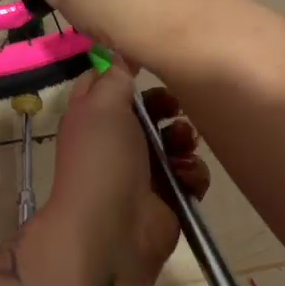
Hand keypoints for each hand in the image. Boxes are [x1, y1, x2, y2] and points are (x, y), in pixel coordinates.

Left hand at [31, 67, 208, 285]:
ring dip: (184, 138)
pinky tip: (186, 177)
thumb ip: (115, 76)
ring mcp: (142, 167)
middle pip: (148, 108)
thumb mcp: (103, 105)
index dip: (126, 67)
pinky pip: (189, 173)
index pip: (107, 80)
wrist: (111, 232)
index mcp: (92, 112)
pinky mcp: (168, 194)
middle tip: (177, 107)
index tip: (152, 56)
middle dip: (167, 104)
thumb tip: (119, 53)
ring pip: (174, 139)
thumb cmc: (102, 158)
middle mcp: (116, 137)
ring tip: (184, 144)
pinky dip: (192, 173)